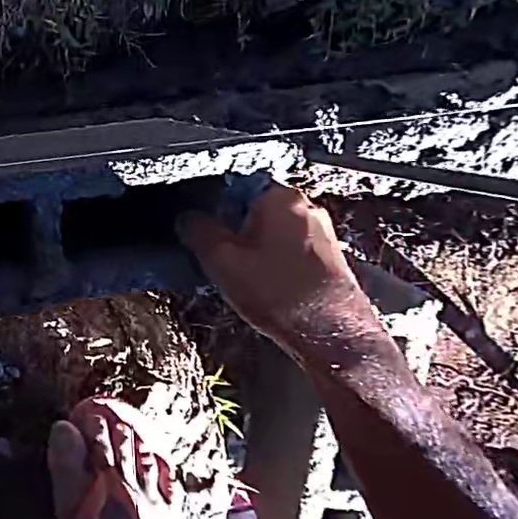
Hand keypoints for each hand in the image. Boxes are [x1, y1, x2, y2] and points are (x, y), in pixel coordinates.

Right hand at [178, 181, 376, 342]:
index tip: (206, 233)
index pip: (236, 186)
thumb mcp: (221, 260)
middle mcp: (307, 207)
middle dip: (235, 232)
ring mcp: (322, 232)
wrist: (329, 332)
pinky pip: (290, 250)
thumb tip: (187, 218)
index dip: (214, 210)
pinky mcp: (329, 257)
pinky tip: (268, 287)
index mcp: (280, 198)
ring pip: (273, 231)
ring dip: (255, 250)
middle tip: (224, 260)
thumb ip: (198, 231)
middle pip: (255, 209)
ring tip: (247, 279)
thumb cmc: (280, 295)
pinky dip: (274, 263)